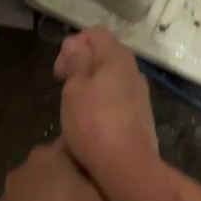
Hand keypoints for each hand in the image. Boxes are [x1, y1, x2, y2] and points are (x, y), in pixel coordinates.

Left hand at [0, 142, 113, 200]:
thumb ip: (107, 181)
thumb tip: (110, 173)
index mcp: (50, 154)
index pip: (78, 145)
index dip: (94, 160)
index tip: (105, 176)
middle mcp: (26, 165)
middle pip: (58, 165)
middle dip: (74, 178)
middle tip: (93, 199)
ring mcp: (10, 190)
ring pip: (42, 186)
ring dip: (56, 197)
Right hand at [54, 28, 164, 200]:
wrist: (128, 166)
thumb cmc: (94, 124)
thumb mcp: (75, 88)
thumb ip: (76, 61)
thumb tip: (77, 43)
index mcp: (117, 57)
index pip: (95, 33)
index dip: (73, 45)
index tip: (60, 72)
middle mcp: (133, 70)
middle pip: (104, 53)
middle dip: (80, 64)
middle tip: (64, 87)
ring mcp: (139, 93)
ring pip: (111, 77)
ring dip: (90, 84)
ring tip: (74, 107)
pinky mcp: (140, 114)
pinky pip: (117, 97)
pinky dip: (102, 101)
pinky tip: (91, 122)